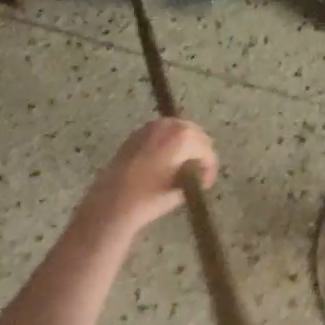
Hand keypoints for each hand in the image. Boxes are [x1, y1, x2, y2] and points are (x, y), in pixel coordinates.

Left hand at [83, 117, 217, 234]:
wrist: (113, 199)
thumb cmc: (150, 197)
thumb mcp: (181, 189)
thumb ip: (196, 176)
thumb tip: (200, 173)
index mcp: (183, 138)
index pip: (206, 149)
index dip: (210, 167)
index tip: (206, 184)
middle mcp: (168, 125)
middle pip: (195, 132)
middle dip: (199, 151)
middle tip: (198, 172)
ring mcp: (151, 125)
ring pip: (178, 128)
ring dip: (185, 144)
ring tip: (184, 166)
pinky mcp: (138, 131)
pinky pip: (162, 130)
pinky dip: (169, 140)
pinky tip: (166, 159)